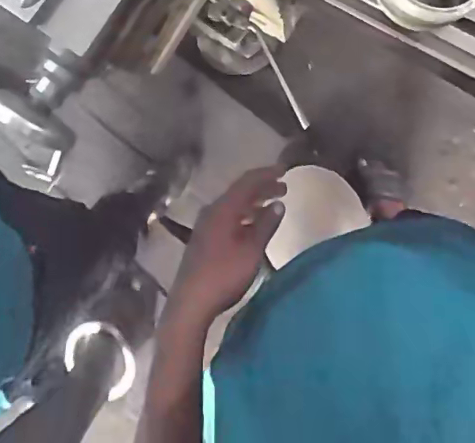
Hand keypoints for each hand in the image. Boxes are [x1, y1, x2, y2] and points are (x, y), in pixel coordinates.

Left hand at [169, 165, 285, 324]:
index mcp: (223, 208)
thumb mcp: (251, 251)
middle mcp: (213, 210)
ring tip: (272, 205)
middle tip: (283, 188)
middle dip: (262, 187)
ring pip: (233, 204)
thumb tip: (278, 204)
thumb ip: (266, 225)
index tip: (284, 171)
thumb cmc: (224, 275)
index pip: (247, 181)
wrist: (190, 303)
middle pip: (240, 191)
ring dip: (253, 202)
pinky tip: (253, 225)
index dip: (266, 174)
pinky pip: (228, 215)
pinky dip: (244, 214)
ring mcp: (206, 223)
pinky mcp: (204, 237)